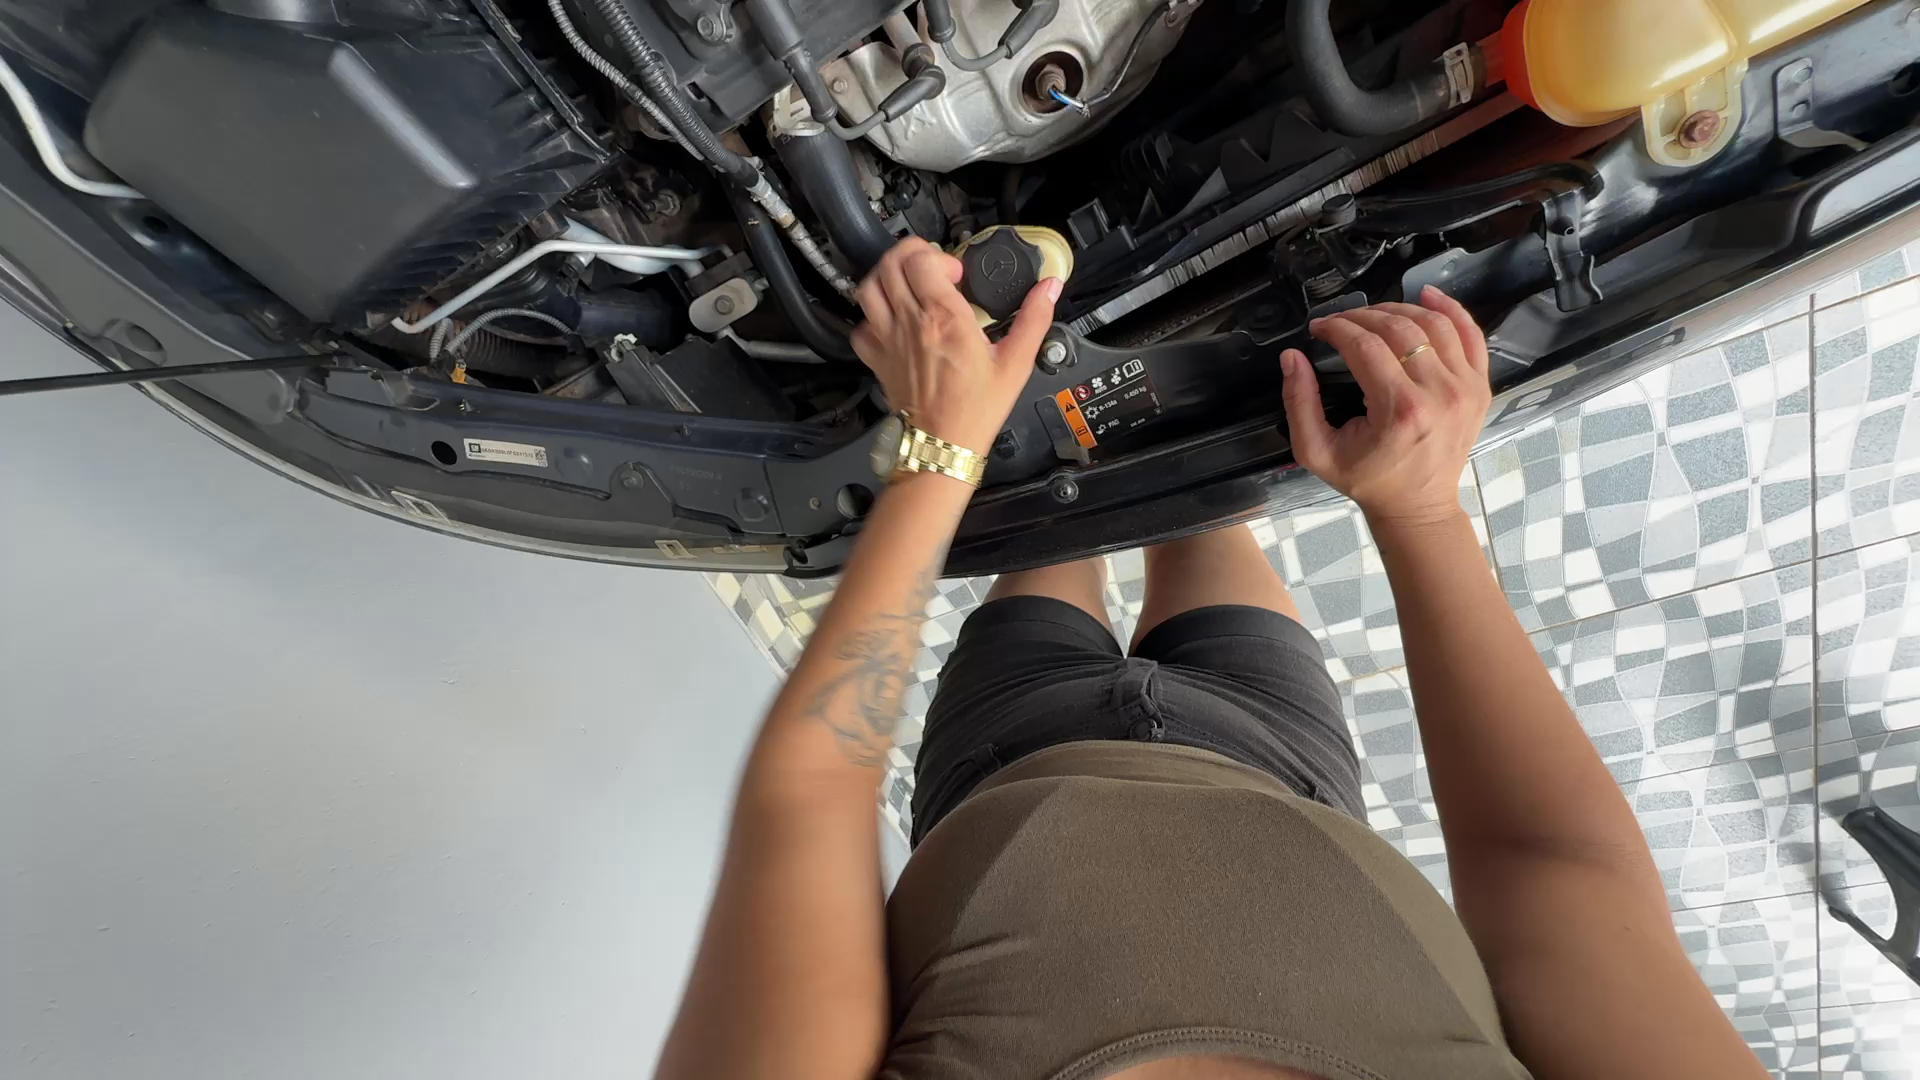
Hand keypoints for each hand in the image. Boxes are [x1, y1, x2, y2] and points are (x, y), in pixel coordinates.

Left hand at [850, 237, 1061, 453]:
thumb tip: (1048, 288)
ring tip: (906, 283)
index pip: (922, 260)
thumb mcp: (1015, 364)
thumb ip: (1033, 319)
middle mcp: (911, 323)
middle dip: (910, 254)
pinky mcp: (877, 359)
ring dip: (886, 276)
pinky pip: (861, 325)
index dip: (938, 256)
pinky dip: (872, 316)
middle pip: (891, 264)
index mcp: (945, 318)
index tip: (955, 273)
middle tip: (929, 267)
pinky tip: (891, 320)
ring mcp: (888, 340)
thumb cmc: (975, 410)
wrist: (943, 445)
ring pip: (869, 288)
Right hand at [1280, 285, 1491, 526]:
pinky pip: (1470, 334)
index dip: (1337, 329)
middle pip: (1399, 329)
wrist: (1416, 505)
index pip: (1365, 347)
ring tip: (1370, 313)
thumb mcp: (1315, 451)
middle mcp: (1438, 392)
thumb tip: (1291, 357)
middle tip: (1338, 321)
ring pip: (1434, 324)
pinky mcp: (1480, 385)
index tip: (1318, 328)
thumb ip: (1299, 403)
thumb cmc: (1364, 480)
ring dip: (1398, 309)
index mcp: (1398, 410)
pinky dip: (1450, 308)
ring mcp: (1466, 386)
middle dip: (1362, 316)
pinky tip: (1426, 295)